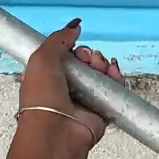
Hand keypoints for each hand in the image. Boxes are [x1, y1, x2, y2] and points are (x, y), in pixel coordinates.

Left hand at [19, 19, 123, 148]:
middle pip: (85, 64)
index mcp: (47, 78)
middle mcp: (66, 89)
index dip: (74, 49)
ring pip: (101, 76)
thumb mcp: (42, 58)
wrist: (57, 132)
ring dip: (103, 66)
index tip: (76, 49)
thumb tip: (74, 27)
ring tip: (101, 66)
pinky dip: (116, 80)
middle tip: (89, 59)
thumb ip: (59, 39)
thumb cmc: (42, 99)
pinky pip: (113, 91)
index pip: (67, 57)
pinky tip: (113, 72)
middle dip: (90, 57)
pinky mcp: (101, 112)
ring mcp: (84, 101)